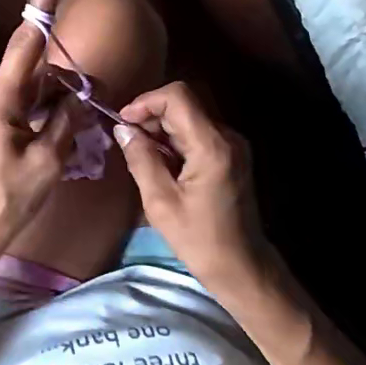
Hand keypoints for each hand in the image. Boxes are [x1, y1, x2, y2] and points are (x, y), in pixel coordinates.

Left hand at [0, 0, 73, 270]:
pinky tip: (62, 127)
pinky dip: (45, 109)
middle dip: (66, 81)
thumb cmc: (8, 198)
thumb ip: (67, 119)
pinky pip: (24, 101)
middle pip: (37, 70)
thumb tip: (82, 93)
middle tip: (95, 102)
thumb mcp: (48, 160)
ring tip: (80, 122)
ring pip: (33, 88)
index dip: (40, 7)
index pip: (25, 43)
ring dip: (57, 99)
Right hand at [114, 82, 263, 284]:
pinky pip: (198, 133)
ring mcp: (233, 145)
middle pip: (184, 103)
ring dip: (161, 127)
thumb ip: (141, 159)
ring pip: (190, 116)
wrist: (242, 267)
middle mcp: (227, 137)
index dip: (146, 101)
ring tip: (139, 152)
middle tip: (126, 138)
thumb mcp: (160, 202)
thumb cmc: (200, 240)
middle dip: (150, 114)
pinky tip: (159, 161)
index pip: (178, 96)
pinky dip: (174, 139)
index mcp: (212, 146)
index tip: (123, 121)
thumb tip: (123, 128)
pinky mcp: (231, 155)